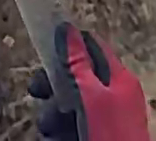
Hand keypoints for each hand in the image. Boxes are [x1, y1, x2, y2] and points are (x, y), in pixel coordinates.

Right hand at [28, 22, 150, 140]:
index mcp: (119, 78)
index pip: (91, 45)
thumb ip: (77, 63)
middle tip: (36, 92)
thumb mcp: (91, 97)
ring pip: (71, 103)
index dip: (68, 43)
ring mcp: (106, 120)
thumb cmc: (109, 137)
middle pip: (77, 76)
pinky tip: (53, 139)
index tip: (43, 48)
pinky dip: (60, 132)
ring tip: (48, 128)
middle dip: (53, 85)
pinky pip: (73, 126)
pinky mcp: (96, 138)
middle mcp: (114, 96)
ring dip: (53, 112)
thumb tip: (65, 27)